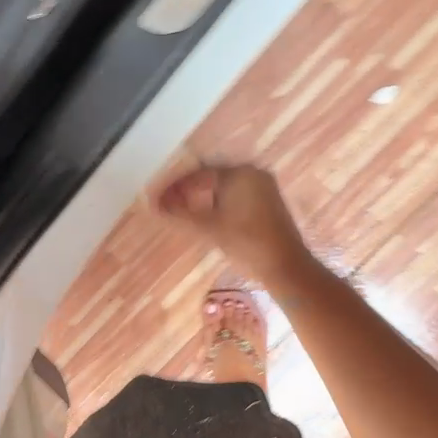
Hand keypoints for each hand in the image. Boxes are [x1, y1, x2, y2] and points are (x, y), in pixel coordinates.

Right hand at [152, 164, 311, 281]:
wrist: (284, 265)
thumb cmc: (245, 243)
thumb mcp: (208, 228)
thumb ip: (179, 214)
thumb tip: (153, 205)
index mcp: (238, 173)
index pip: (198, 174)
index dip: (174, 187)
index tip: (157, 200)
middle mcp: (253, 173)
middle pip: (211, 177)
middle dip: (187, 190)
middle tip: (167, 205)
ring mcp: (263, 186)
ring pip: (224, 186)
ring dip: (202, 197)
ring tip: (183, 211)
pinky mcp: (268, 201)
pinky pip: (236, 194)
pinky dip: (219, 202)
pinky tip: (207, 216)